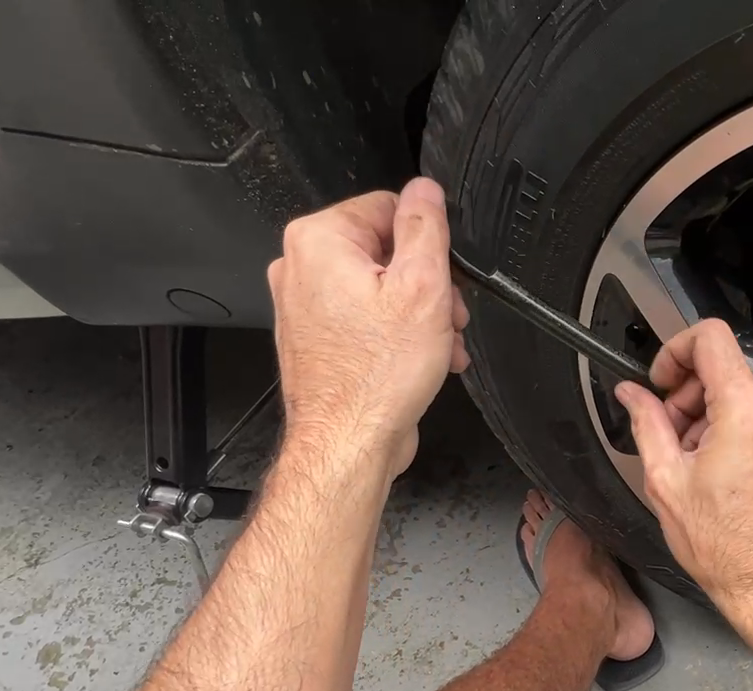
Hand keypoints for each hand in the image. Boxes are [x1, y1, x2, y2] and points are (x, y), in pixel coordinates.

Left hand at [268, 177, 470, 483]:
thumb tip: (427, 191)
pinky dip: (400, 335)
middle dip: (430, 286)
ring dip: (422, 316)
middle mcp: (302, 267)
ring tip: (442, 346)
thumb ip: (426, 230)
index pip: (389, 208)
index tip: (447, 278)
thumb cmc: (380, 375)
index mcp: (321, 241)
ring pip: (381, 289)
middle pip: (386, 251)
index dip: (430, 244)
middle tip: (450, 318)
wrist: (350, 437)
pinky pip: (367, 320)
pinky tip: (423, 360)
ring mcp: (306, 305)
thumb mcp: (424, 289)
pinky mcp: (319, 337)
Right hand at [614, 320, 752, 606]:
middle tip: (671, 432)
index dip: (676, 350)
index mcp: (745, 412)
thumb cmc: (724, 544)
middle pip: (725, 368)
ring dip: (711, 414)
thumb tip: (632, 394)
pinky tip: (720, 465)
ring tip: (695, 458)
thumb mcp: (665, 480)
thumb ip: (647, 423)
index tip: (662, 380)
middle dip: (689, 393)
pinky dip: (736, 427)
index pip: (711, 338)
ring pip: (743, 392)